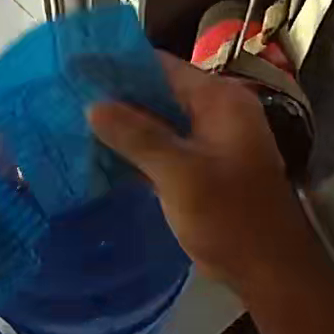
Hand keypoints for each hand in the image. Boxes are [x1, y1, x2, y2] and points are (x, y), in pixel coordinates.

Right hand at [88, 55, 326, 293]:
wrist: (267, 269)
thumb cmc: (230, 217)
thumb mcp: (180, 174)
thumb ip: (137, 136)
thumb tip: (93, 106)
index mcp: (220, 101)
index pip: (162, 66)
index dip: (118, 64)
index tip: (76, 67)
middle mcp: (215, 113)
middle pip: (158, 91)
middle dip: (115, 94)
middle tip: (66, 95)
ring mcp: (208, 142)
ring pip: (157, 122)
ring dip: (122, 124)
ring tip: (73, 120)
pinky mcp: (199, 168)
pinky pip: (161, 148)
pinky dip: (134, 149)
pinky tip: (98, 153)